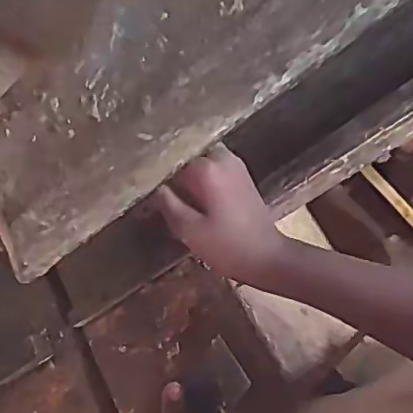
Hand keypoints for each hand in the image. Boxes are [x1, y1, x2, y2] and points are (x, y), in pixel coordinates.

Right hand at [154, 146, 291, 286]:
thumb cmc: (228, 246)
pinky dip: (201, 177)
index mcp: (207, 168)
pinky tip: (190, 194)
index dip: (156, 171)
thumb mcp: (189, 230)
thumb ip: (168, 204)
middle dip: (173, 168)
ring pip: (201, 160)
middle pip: (188, 154)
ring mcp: (235, 166)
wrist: (268, 258)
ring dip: (187, 172)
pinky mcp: (242, 177)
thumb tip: (156, 188)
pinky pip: (214, 168)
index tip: (144, 183)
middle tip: (156, 185)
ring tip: (170, 189)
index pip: (171, 159)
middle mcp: (222, 158)